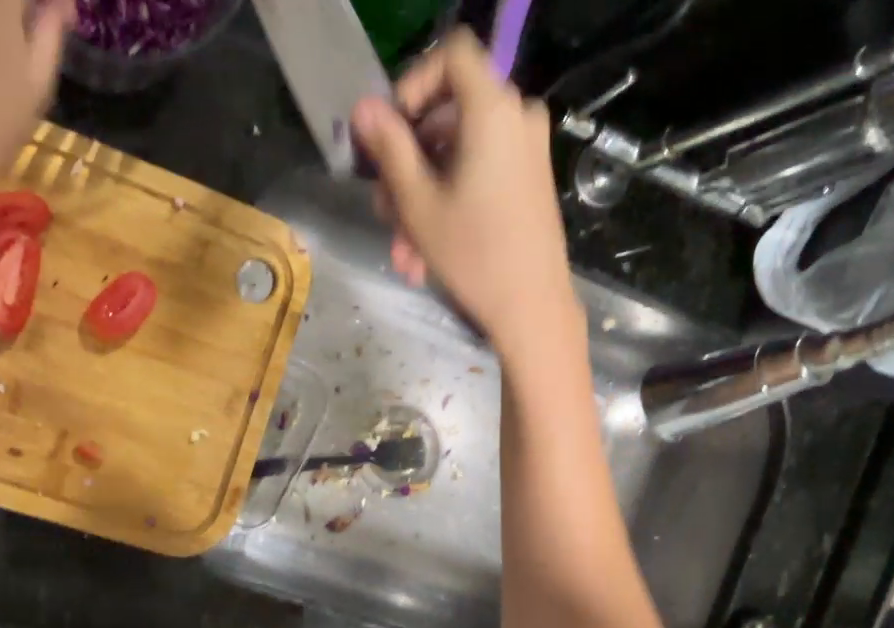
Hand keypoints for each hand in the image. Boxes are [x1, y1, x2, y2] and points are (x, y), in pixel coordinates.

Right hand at [352, 30, 581, 358]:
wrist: (530, 305)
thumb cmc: (471, 254)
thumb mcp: (417, 202)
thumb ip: (389, 148)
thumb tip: (363, 108)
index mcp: (492, 111)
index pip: (452, 56)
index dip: (412, 84)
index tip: (388, 132)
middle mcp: (515, 117)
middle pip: (445, 114)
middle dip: (406, 162)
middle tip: (383, 208)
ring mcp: (524, 148)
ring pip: (453, 153)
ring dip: (417, 196)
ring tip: (402, 248)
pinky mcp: (525, 177)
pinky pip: (474, 172)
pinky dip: (444, 203)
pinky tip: (421, 254)